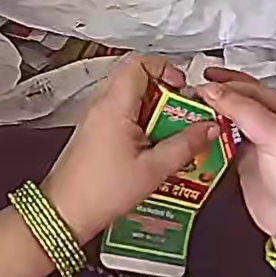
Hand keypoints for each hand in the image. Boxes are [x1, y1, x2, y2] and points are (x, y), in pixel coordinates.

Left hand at [42, 56, 219, 239]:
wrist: (65, 213)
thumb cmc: (103, 191)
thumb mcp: (154, 169)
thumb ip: (185, 144)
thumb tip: (210, 127)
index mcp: (115, 105)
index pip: (139, 63)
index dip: (165, 68)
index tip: (183, 89)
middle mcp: (102, 105)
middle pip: (137, 79)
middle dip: (165, 93)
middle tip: (183, 116)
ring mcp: (96, 119)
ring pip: (131, 99)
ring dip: (155, 111)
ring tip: (172, 135)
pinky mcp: (95, 134)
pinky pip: (122, 116)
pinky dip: (142, 124)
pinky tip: (154, 149)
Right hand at [194, 69, 275, 251]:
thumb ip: (245, 110)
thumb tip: (215, 90)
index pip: (251, 88)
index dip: (226, 83)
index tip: (202, 82)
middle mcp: (269, 124)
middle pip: (238, 101)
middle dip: (215, 94)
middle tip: (191, 90)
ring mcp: (255, 144)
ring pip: (227, 121)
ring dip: (208, 114)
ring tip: (188, 109)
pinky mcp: (242, 163)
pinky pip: (220, 143)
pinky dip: (206, 137)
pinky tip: (194, 134)